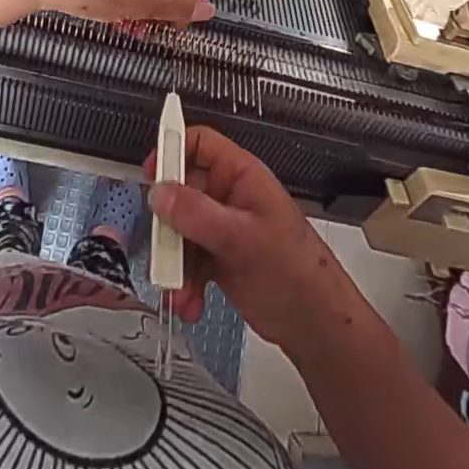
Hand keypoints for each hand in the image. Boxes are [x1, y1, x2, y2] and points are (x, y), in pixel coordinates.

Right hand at [145, 125, 367, 353]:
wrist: (317, 325)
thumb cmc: (300, 273)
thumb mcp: (243, 238)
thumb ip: (197, 213)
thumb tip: (160, 193)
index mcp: (240, 176)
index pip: (199, 144)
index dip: (172, 150)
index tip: (152, 172)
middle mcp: (227, 196)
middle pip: (179, 190)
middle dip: (167, 223)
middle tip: (164, 244)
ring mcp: (220, 226)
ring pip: (178, 229)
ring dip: (174, 261)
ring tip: (180, 288)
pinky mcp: (216, 255)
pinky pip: (185, 258)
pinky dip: (183, 280)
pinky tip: (189, 301)